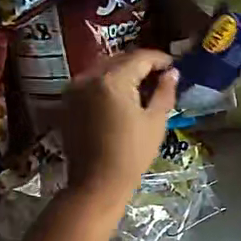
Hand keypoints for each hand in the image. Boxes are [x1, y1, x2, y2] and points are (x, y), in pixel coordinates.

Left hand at [62, 49, 178, 204]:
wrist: (96, 183)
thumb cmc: (131, 154)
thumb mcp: (155, 122)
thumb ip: (164, 92)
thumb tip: (172, 73)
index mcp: (112, 80)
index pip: (140, 57)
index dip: (159, 59)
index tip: (173, 66)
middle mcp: (88, 77)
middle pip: (119, 59)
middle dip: (140, 64)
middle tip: (160, 75)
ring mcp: (74, 89)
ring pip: (103, 69)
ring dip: (123, 72)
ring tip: (142, 86)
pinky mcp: (67, 102)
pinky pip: (91, 82)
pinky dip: (107, 83)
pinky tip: (121, 97)